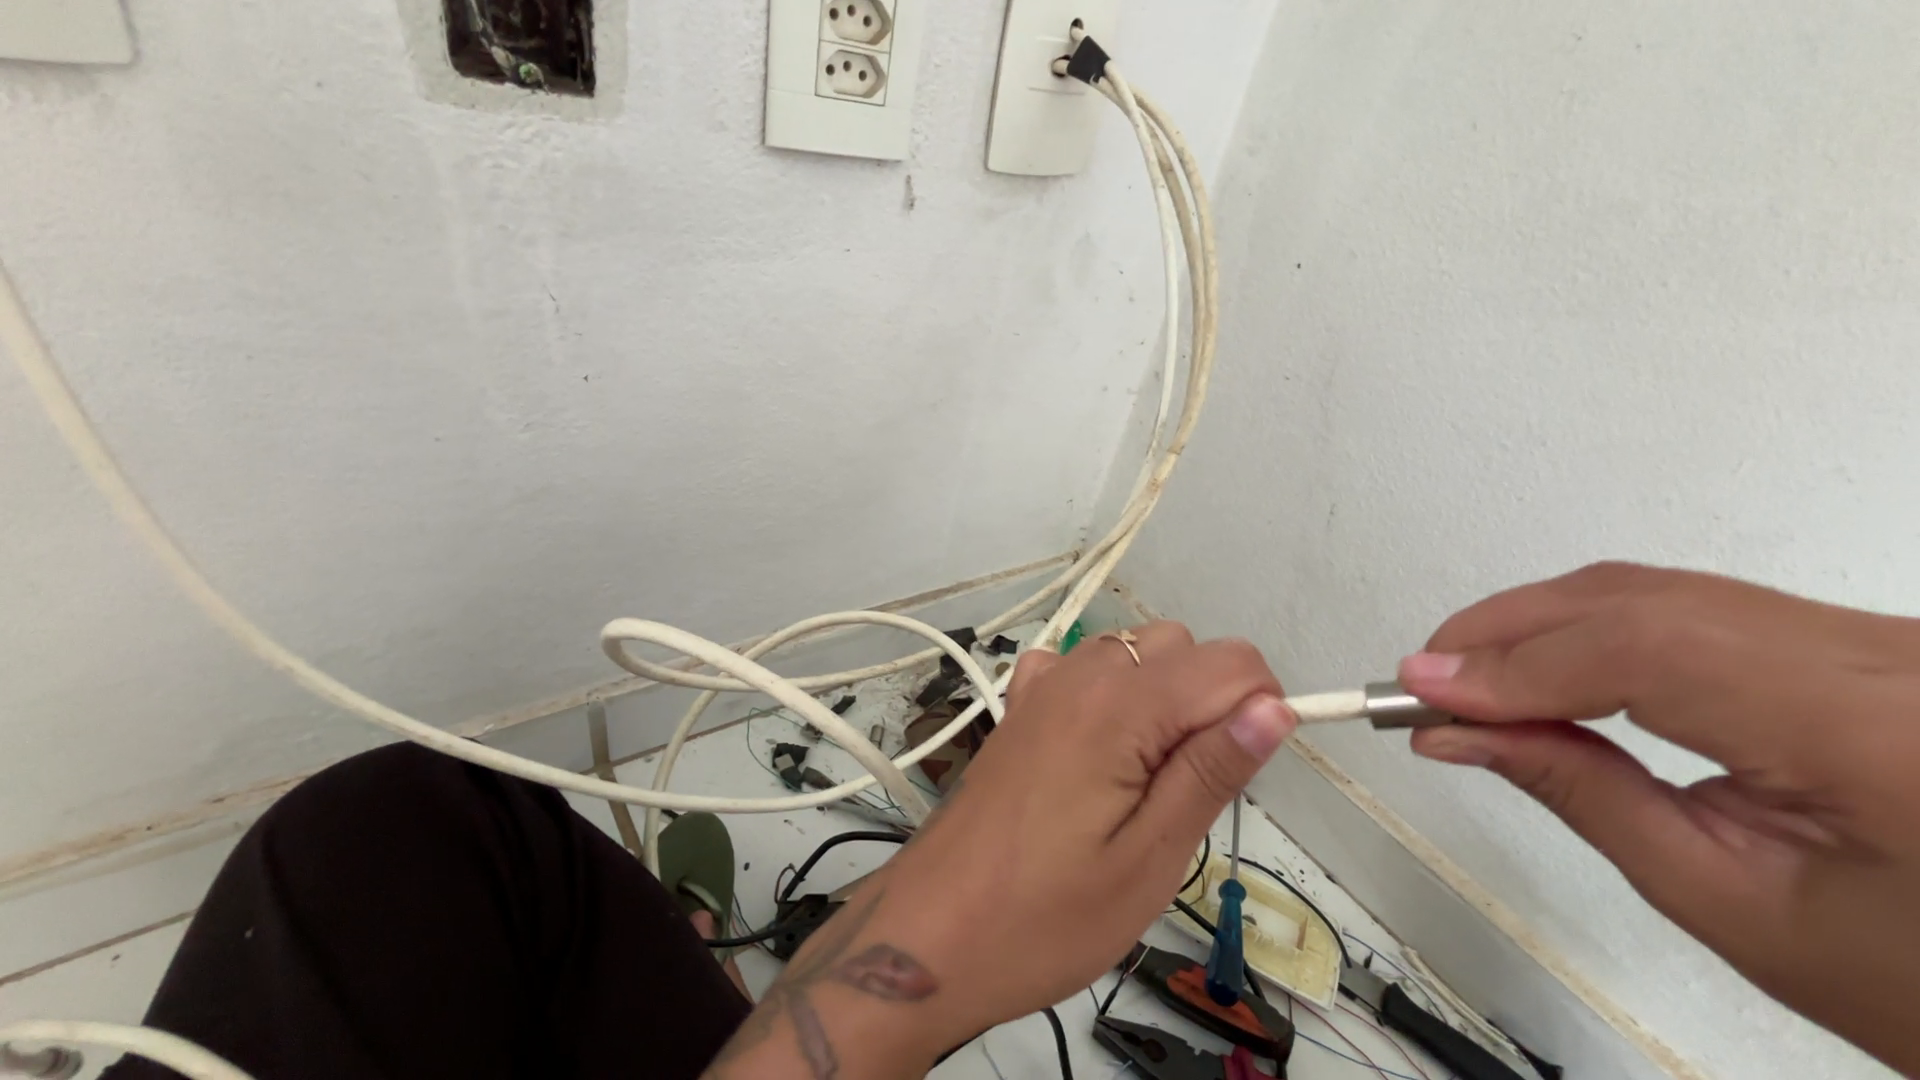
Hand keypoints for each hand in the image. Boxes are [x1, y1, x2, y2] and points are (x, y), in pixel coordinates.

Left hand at [700, 622, 1297, 1078]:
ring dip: (1161, 695)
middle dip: (1210, 701)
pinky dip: (1105, 691)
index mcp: (1118, 707)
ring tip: (1145, 779)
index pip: (1231, 663)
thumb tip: (1275, 709)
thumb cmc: (1043, 916)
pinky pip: (1077, 669)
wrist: (930, 934)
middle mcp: (1077, 677)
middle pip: (1181, 647)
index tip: (1243, 772)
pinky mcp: (1017, 710)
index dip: (1261, 709)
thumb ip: (1211, 772)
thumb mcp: (1148, 859)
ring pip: (1131, 650)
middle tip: (1189, 789)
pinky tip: (1097, 747)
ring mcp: (1039, 689)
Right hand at [1397, 562, 1919, 1076]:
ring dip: (1538, 623)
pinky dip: (1588, 625)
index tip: (1422, 692)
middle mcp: (1888, 656)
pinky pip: (1687, 602)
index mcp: (1877, 734)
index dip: (1519, 664)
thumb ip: (1581, 794)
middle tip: (1423, 681)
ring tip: (1464, 676)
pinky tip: (1538, 661)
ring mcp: (1874, 632)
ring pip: (1656, 589)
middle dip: (1508, 631)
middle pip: (1643, 599)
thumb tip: (1453, 732)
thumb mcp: (1731, 901)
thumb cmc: (1913, 977)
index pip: (1653, 652)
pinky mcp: (1848, 633)